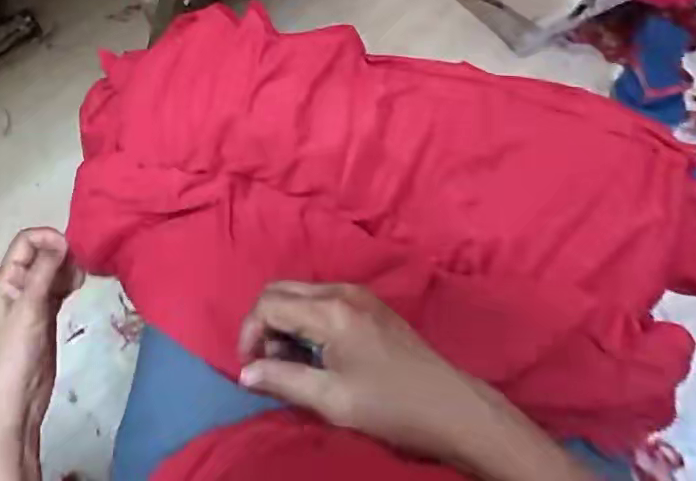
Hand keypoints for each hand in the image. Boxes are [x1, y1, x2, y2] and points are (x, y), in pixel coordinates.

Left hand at [0, 228, 83, 480]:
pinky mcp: (48, 314)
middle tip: (83, 260)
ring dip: (69, 265)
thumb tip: (63, 238)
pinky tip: (82, 284)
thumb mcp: (29, 308)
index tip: (70, 246)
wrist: (16, 403)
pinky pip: (61, 286)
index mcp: (7, 280)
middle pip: (42, 252)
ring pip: (54, 269)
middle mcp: (19, 285)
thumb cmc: (15, 354)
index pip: (26, 241)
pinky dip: (71, 280)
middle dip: (62, 250)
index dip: (47, 237)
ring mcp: (34, 300)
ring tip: (84, 274)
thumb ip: (44, 271)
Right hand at [236, 282, 593, 480]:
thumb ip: (284, 381)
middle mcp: (340, 289)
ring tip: (291, 366)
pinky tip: (316, 354)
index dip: (250, 332)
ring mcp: (356, 293)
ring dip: (285, 323)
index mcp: (330, 309)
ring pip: (300, 293)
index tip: (250, 368)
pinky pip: (320, 299)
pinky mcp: (367, 302)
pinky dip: (305, 320)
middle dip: (264, 324)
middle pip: (281, 290)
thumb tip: (245, 372)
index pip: (269, 303)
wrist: (450, 405)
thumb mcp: (332, 401)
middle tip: (267, 365)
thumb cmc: (390, 407)